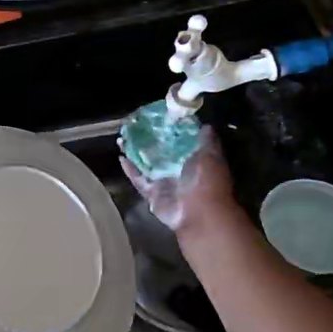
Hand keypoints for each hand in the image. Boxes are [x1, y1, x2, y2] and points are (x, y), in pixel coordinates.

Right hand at [119, 126, 237, 233]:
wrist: (199, 214)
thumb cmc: (208, 180)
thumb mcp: (211, 155)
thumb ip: (206, 140)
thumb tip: (205, 125)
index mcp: (194, 159)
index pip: (180, 141)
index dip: (169, 130)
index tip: (158, 117)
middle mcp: (178, 170)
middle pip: (160, 152)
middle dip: (148, 140)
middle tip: (135, 125)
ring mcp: (164, 182)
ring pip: (146, 164)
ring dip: (135, 152)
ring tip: (123, 137)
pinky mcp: (152, 193)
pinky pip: (138, 179)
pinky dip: (130, 169)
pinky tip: (121, 156)